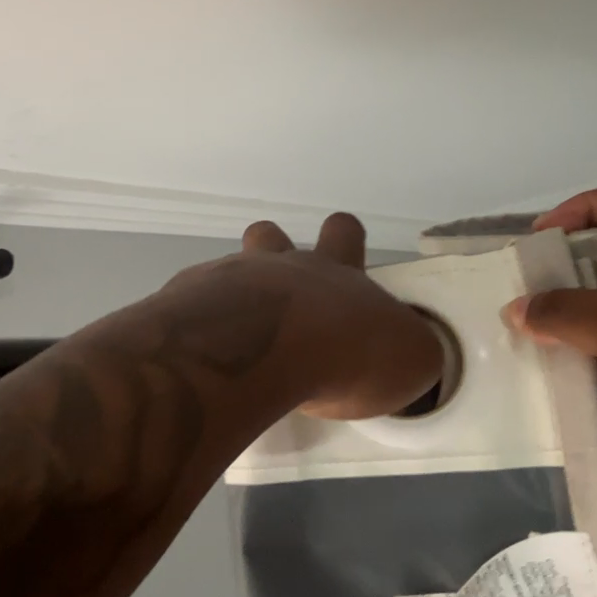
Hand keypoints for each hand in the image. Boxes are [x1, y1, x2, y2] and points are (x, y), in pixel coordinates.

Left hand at [164, 213, 442, 421]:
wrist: (265, 354)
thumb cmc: (346, 354)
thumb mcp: (408, 360)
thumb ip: (406, 351)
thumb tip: (402, 357)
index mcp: (334, 272)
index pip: (344, 235)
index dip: (345, 245)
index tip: (345, 272)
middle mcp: (278, 268)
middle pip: (271, 235)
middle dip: (275, 250)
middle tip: (284, 296)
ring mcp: (226, 283)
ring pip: (228, 267)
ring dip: (235, 294)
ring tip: (242, 337)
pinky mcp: (187, 308)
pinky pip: (192, 308)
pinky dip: (201, 328)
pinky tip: (210, 361)